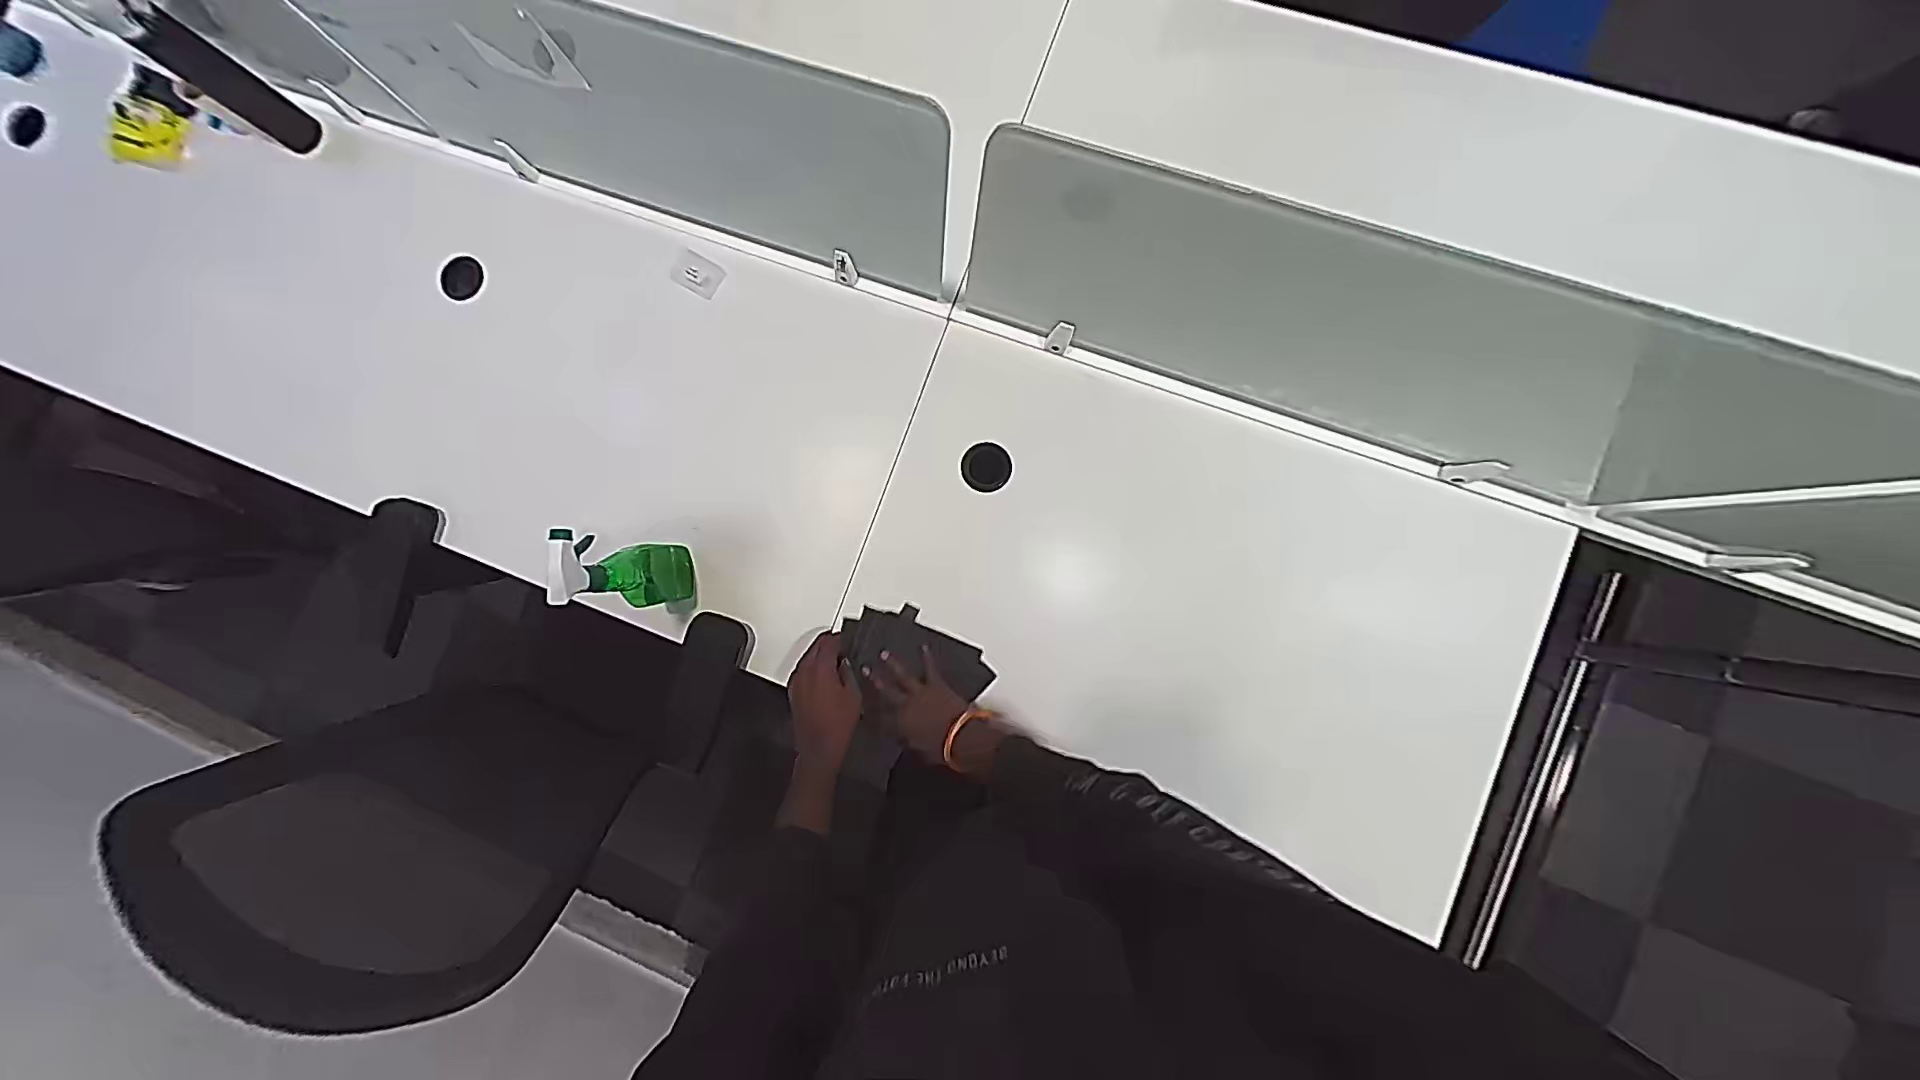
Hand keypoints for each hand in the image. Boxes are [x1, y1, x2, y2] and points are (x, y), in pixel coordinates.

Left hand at [787, 632, 859, 767]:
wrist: (820, 748)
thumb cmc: (838, 724)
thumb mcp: (854, 694)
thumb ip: (848, 671)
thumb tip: (845, 662)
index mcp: (820, 668)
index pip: (829, 641)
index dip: (841, 639)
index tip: (849, 641)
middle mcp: (805, 671)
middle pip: (816, 646)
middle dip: (830, 644)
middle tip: (844, 649)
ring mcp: (796, 681)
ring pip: (808, 657)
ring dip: (821, 656)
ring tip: (837, 663)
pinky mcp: (793, 691)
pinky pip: (804, 671)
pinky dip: (814, 668)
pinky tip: (826, 678)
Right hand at [867, 646, 974, 765]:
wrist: (960, 736)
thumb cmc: (940, 748)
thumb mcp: (919, 750)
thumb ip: (908, 741)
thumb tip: (902, 738)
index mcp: (900, 723)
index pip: (881, 717)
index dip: (870, 712)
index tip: (862, 706)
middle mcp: (906, 704)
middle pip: (887, 691)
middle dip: (874, 680)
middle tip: (864, 668)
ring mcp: (921, 692)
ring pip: (903, 675)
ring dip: (893, 663)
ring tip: (884, 653)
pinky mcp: (936, 685)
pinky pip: (930, 669)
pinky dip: (927, 657)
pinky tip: (924, 647)